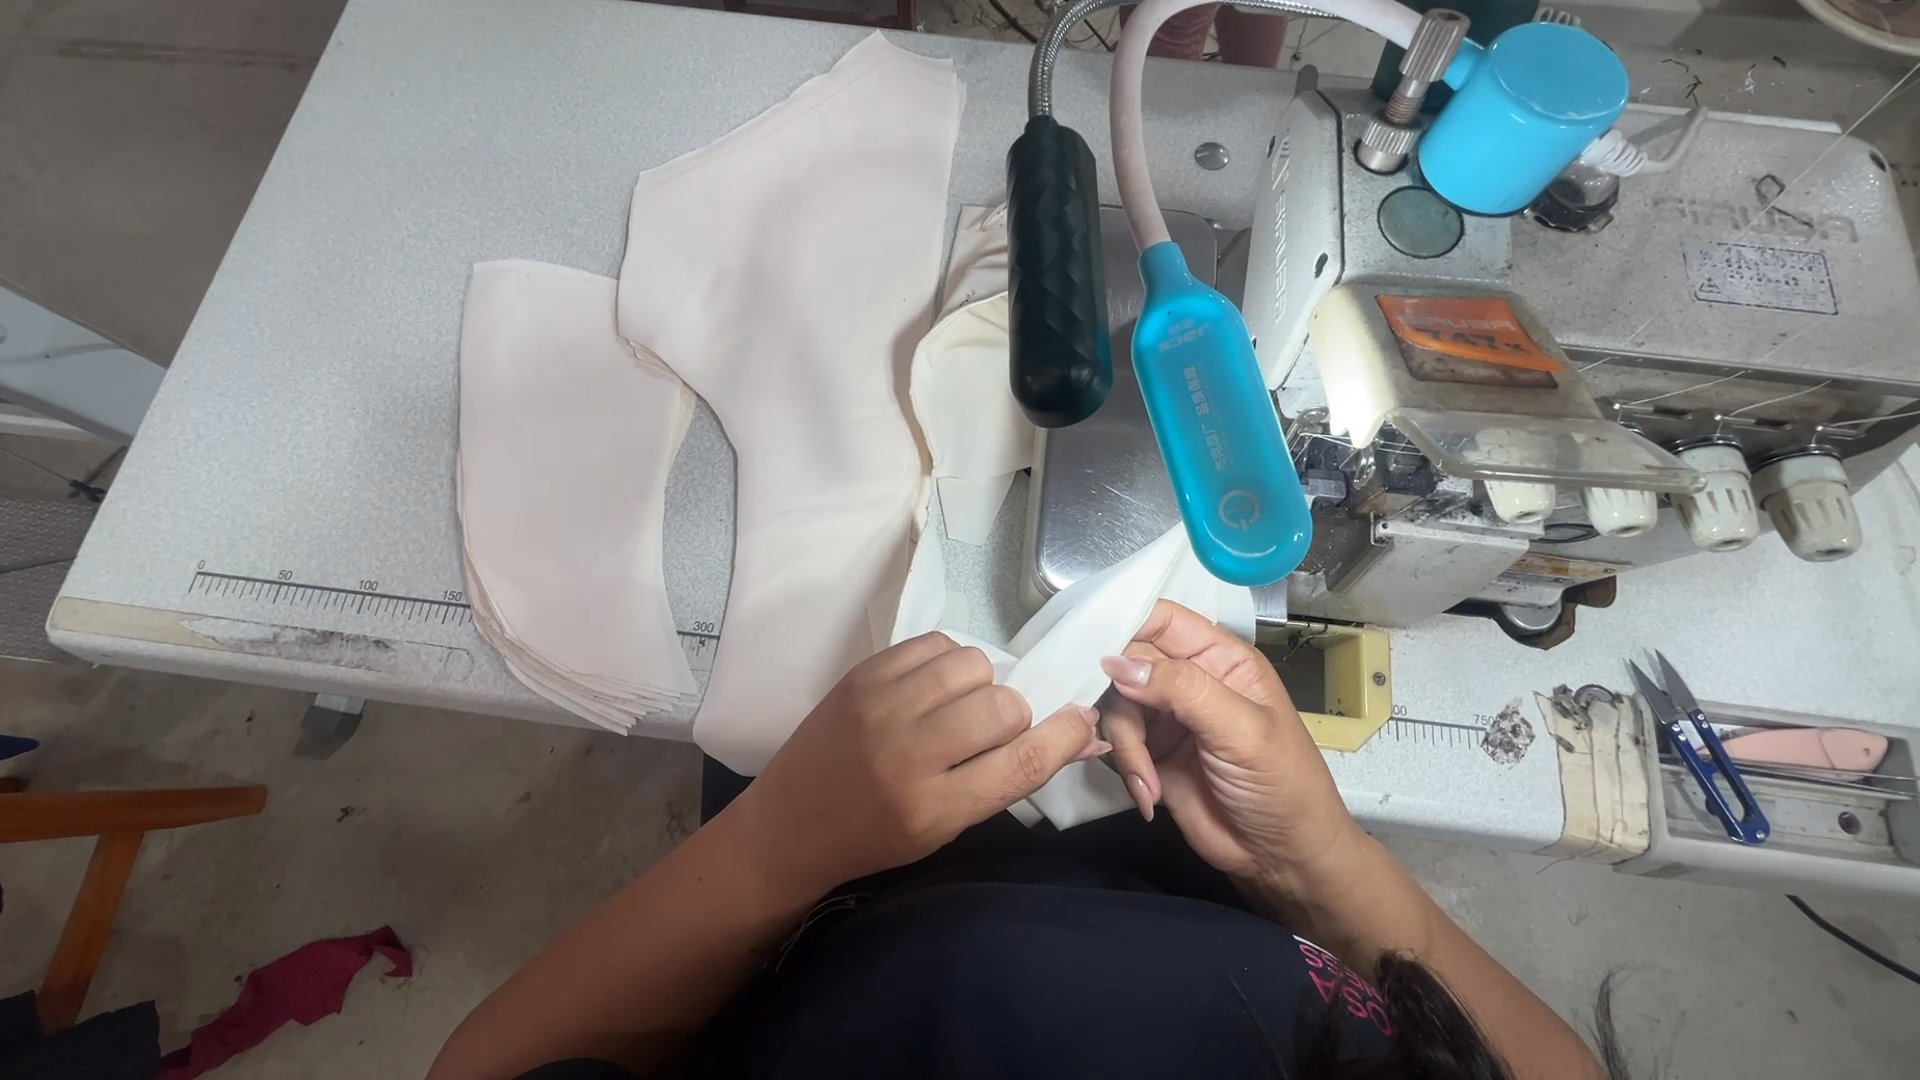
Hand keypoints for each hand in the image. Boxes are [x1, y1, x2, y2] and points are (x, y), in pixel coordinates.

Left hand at [728, 632, 1105, 891]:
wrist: (791, 822)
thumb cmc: (876, 837)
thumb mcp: (947, 825)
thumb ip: (1009, 777)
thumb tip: (1081, 734)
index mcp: (933, 807)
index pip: (1023, 760)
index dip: (1067, 735)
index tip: (1080, 718)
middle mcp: (909, 752)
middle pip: (1005, 705)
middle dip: (1012, 716)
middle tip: (986, 733)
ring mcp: (881, 705)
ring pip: (973, 665)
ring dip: (980, 686)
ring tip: (956, 706)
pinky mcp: (863, 674)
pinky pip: (935, 642)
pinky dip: (946, 662)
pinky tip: (932, 687)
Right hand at [1098, 600, 1360, 891]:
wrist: (1281, 860)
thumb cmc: (1283, 786)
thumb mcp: (1242, 731)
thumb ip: (1182, 689)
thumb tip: (1116, 662)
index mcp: (1218, 657)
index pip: (1161, 619)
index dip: (1126, 624)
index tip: (1096, 650)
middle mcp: (1186, 678)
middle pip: (1125, 663)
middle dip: (1122, 702)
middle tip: (1132, 740)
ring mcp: (1164, 715)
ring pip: (1113, 705)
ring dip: (1124, 745)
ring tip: (1147, 783)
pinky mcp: (1148, 752)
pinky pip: (1113, 742)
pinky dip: (1124, 768)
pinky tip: (1148, 794)